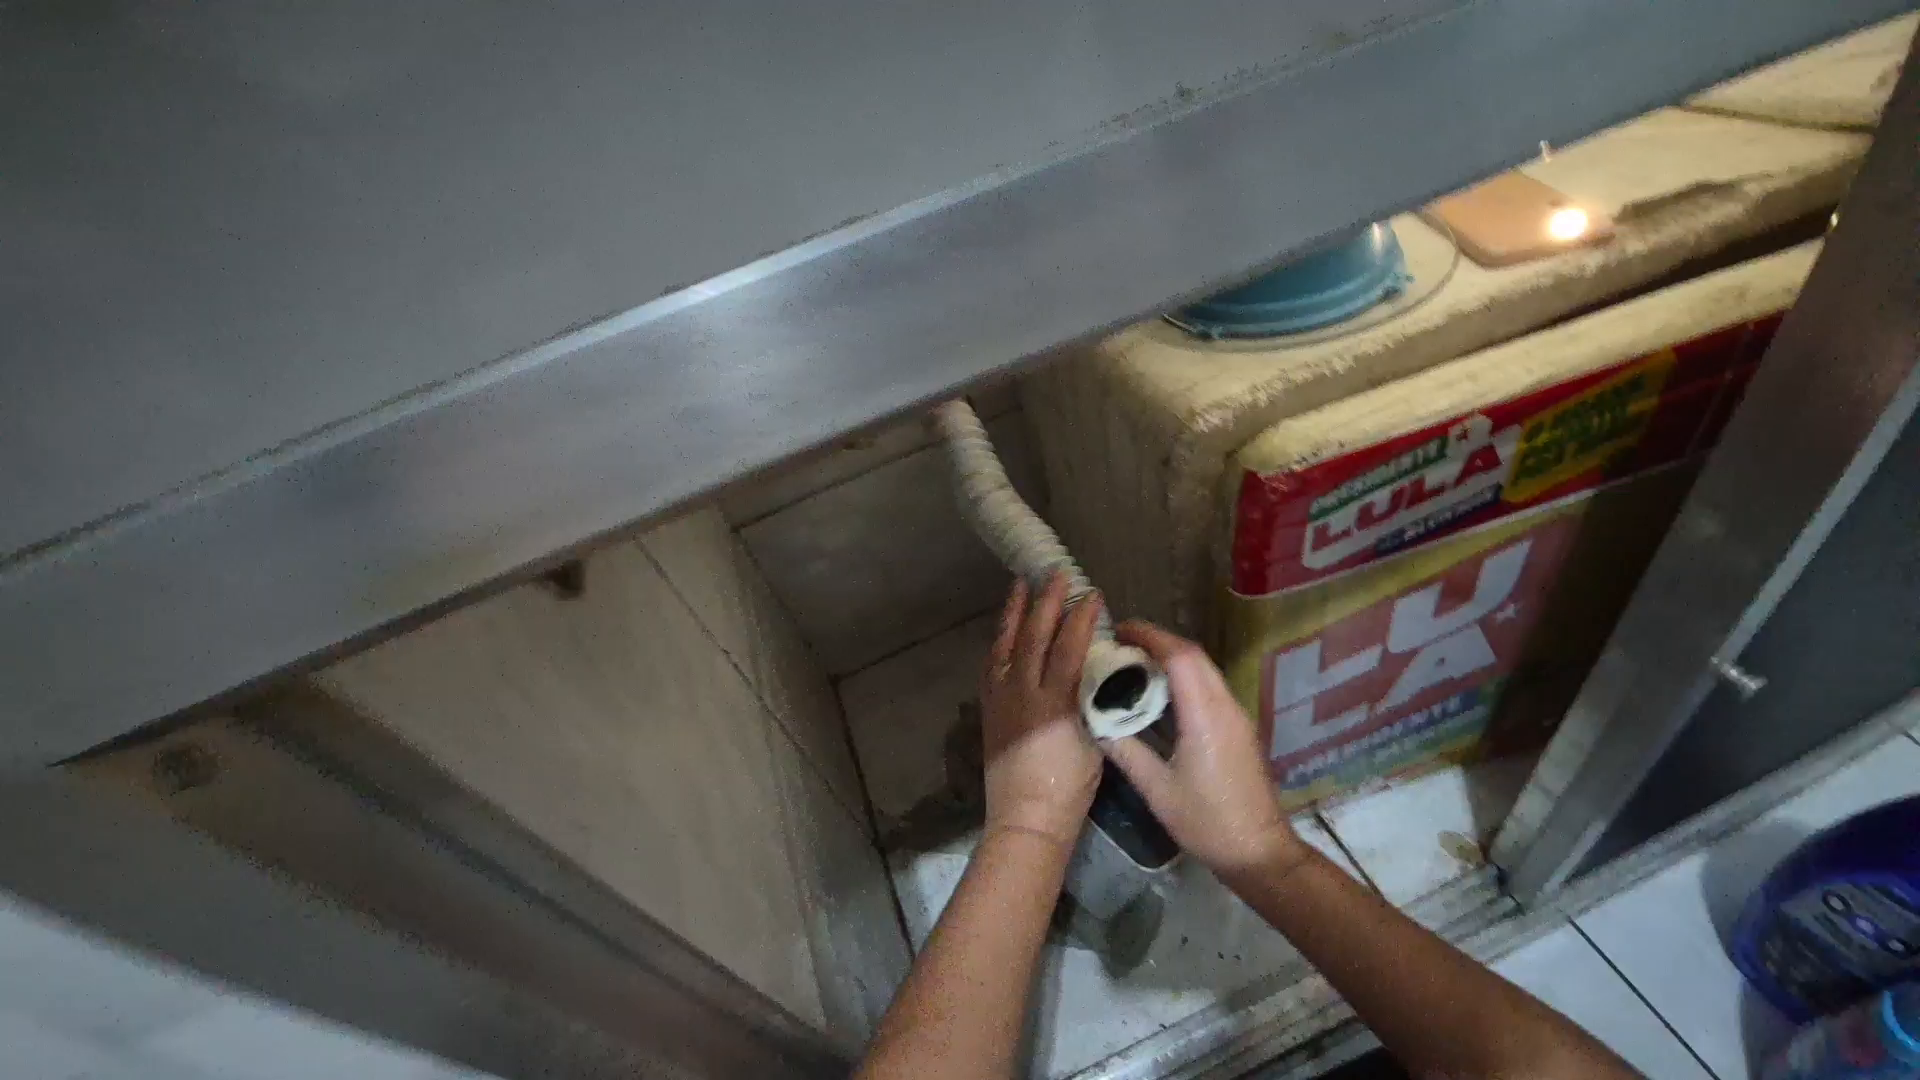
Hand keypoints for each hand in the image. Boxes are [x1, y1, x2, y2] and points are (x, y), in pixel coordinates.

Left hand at [978, 573, 1103, 849]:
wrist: (1025, 817)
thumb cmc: (1069, 787)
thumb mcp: (1093, 740)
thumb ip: (1092, 701)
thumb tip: (1094, 671)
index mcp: (1054, 702)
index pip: (1069, 646)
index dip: (1081, 617)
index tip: (1092, 595)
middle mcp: (1022, 691)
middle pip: (1034, 636)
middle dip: (1046, 602)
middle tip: (1056, 575)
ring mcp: (1000, 697)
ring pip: (1005, 643)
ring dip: (1015, 611)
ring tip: (1020, 584)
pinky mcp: (988, 707)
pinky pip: (992, 663)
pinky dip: (1000, 640)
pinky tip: (1005, 630)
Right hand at [1100, 621, 1306, 878]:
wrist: (1259, 852)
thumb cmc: (1206, 822)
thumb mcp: (1156, 790)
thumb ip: (1125, 751)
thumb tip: (1095, 723)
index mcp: (1205, 716)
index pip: (1180, 657)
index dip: (1150, 637)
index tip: (1120, 630)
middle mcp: (1225, 707)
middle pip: (1194, 656)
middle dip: (1158, 641)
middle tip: (1122, 643)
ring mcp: (1237, 716)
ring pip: (1205, 669)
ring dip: (1172, 657)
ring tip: (1136, 662)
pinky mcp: (1239, 728)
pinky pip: (1210, 686)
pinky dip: (1184, 676)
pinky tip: (1161, 692)